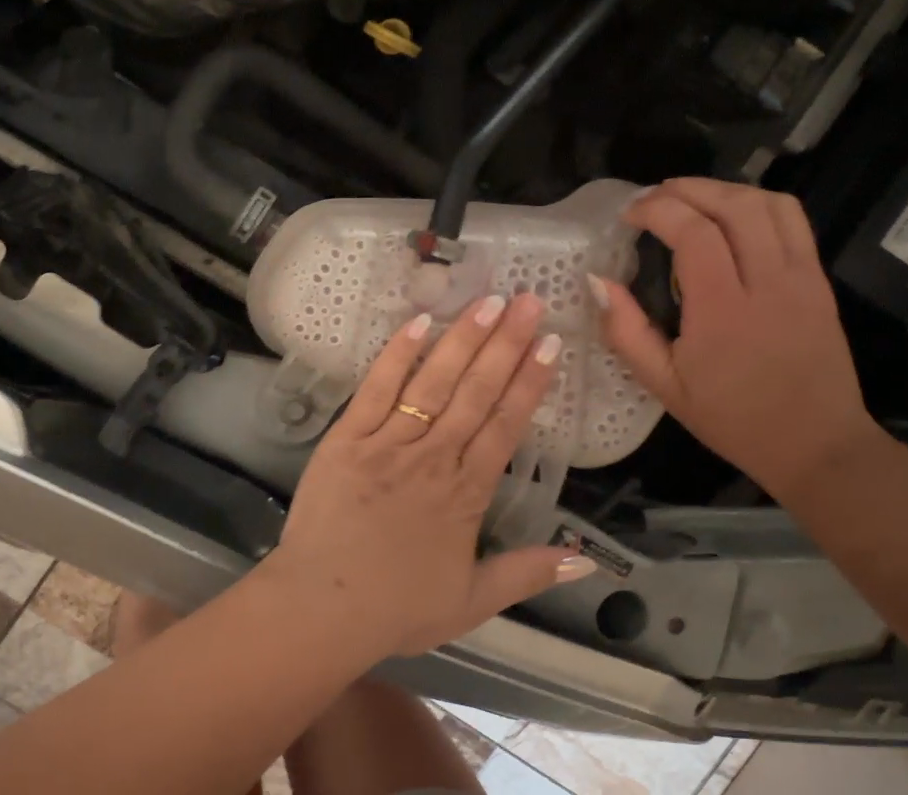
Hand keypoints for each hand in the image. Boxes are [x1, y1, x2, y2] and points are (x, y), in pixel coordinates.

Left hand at [256, 293, 596, 659]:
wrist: (323, 606)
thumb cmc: (397, 607)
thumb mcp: (472, 601)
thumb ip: (526, 574)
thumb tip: (584, 559)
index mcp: (466, 493)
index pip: (505, 426)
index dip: (530, 382)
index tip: (550, 344)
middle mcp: (433, 458)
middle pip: (475, 392)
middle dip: (505, 344)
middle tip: (528, 301)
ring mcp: (388, 443)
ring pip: (433, 383)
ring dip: (462, 339)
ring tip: (487, 301)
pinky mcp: (347, 438)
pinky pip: (376, 390)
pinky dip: (397, 356)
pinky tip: (418, 323)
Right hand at [591, 178, 880, 494]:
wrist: (817, 444)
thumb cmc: (732, 418)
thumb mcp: (663, 385)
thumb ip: (626, 331)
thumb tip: (597, 281)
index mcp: (723, 311)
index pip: (693, 232)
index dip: (657, 209)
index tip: (629, 216)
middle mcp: (767, 283)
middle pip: (732, 206)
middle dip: (686, 190)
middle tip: (652, 198)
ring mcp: (801, 278)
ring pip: (768, 204)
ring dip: (723, 190)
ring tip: (690, 199)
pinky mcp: (819, 281)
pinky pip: (793, 221)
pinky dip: (757, 204)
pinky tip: (731, 216)